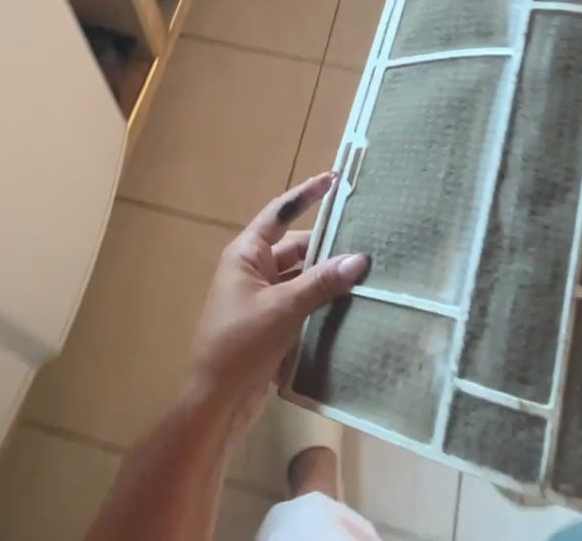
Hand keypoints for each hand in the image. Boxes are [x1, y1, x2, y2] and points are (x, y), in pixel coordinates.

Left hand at [190, 173, 369, 426]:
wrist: (215, 401)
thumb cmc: (240, 343)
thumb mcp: (284, 308)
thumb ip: (322, 282)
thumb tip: (360, 258)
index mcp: (246, 254)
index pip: (279, 213)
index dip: (306, 194)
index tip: (333, 179)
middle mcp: (252, 270)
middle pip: (296, 246)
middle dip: (327, 244)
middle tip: (365, 237)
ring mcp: (261, 298)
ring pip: (301, 275)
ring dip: (327, 275)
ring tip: (366, 270)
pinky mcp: (270, 324)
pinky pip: (301, 301)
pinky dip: (322, 300)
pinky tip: (350, 304)